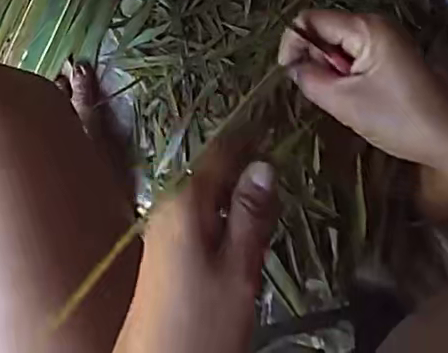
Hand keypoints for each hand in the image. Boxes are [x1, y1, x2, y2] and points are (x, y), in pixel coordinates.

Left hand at [112, 133, 277, 352]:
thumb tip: (264, 164)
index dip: (248, 136)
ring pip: (208, 194)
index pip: (219, 151)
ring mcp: (165, 226)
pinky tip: (245, 225)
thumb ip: (250, 216)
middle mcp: (169, 203)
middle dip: (244, 163)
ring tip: (271, 186)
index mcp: (184, 200)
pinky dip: (224, 212)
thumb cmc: (200, 324)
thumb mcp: (237, 272)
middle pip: (212, 171)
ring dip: (236, 189)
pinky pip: (200, 214)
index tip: (277, 124)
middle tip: (282, 154)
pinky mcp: (167, 250)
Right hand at [279, 10, 447, 166]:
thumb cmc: (400, 120)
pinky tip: (355, 96)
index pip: (311, 19)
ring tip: (341, 97)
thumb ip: (310, 79)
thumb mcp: (345, 103)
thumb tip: (292, 66)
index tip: (289, 72)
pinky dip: (346, 71)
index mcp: (365, 27)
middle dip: (314, 57)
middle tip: (320, 90)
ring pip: (338, 42)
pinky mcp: (391, 52)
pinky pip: (354, 52)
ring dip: (330, 67)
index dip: (293, 42)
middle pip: (324, 28)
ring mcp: (385, 36)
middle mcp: (375, 22)